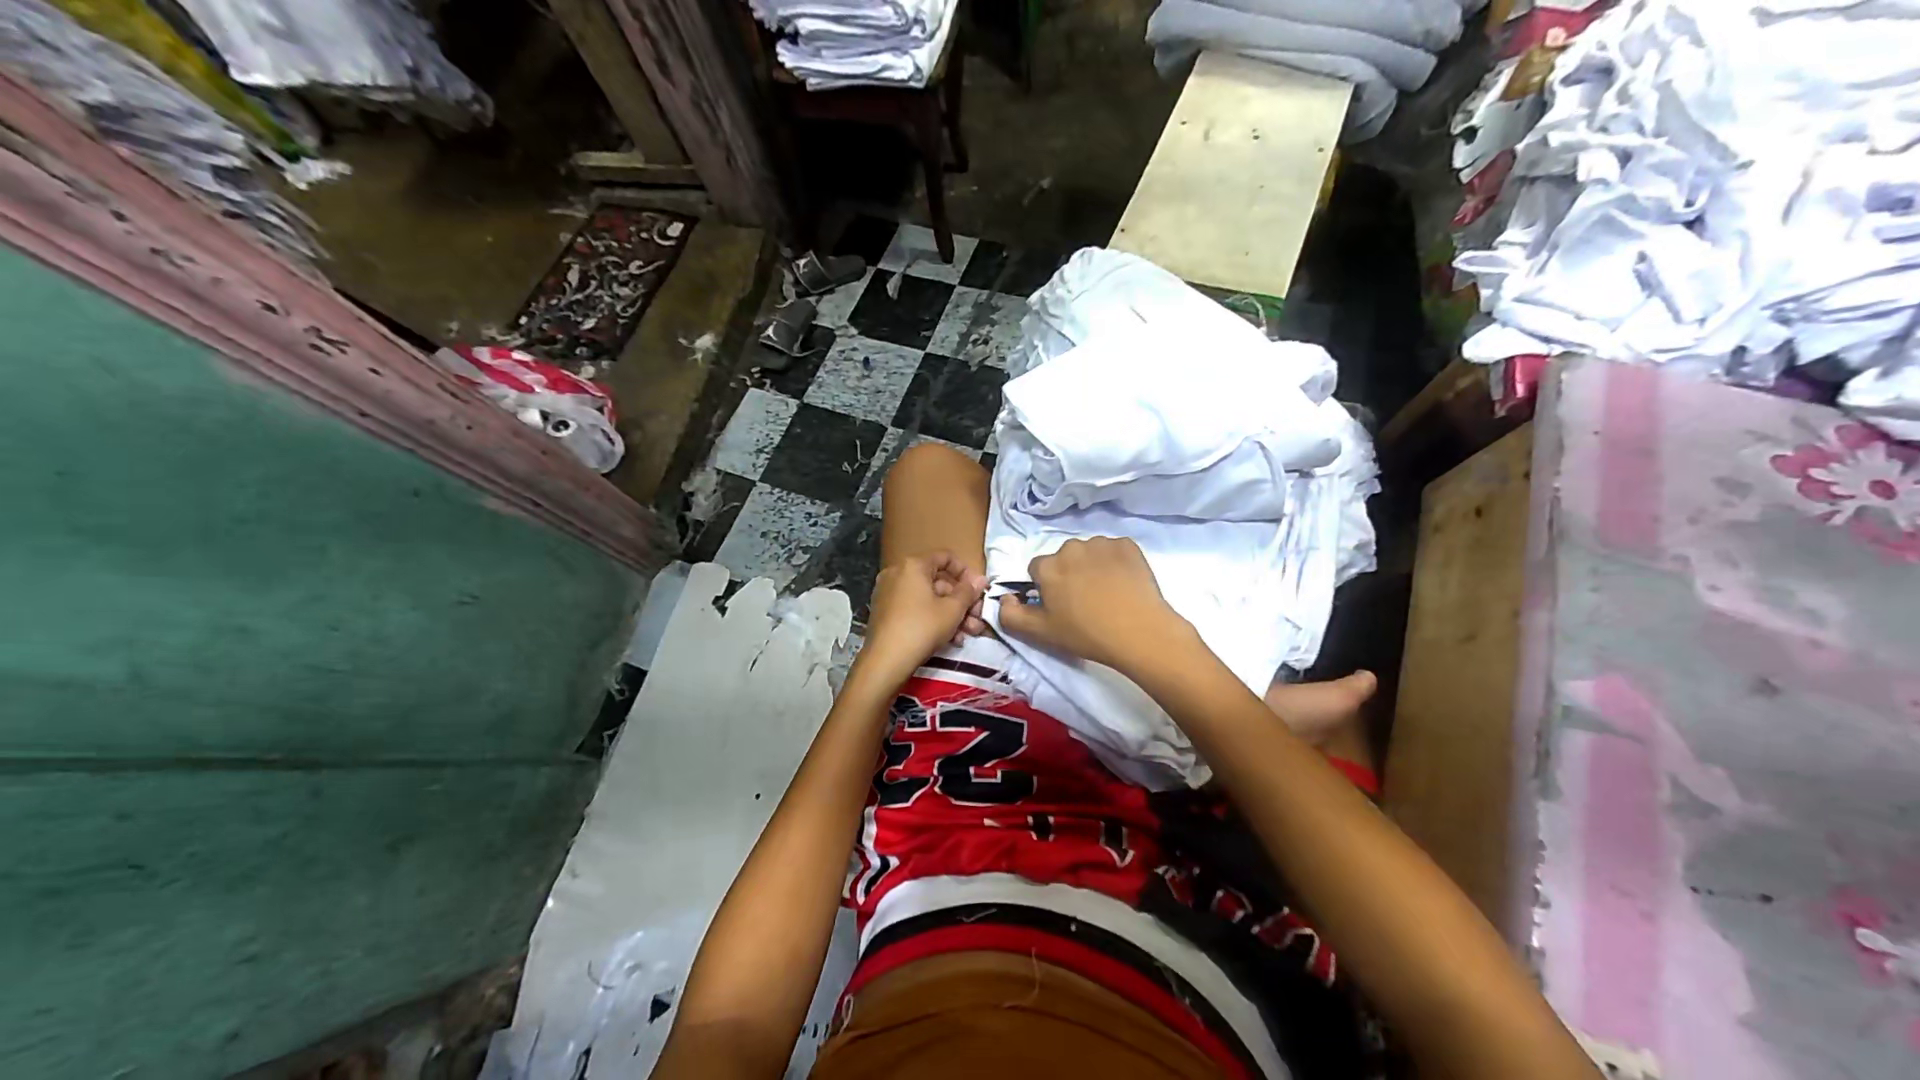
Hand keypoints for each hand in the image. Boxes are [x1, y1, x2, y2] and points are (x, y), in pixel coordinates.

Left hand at [861, 551, 987, 677]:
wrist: (886, 660)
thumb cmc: (923, 627)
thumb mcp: (953, 610)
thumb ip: (968, 591)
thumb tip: (981, 579)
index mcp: (913, 565)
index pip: (945, 557)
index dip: (966, 572)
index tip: (978, 590)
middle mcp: (897, 573)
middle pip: (937, 581)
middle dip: (961, 601)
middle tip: (977, 619)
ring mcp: (888, 593)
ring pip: (928, 598)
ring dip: (951, 614)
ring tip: (967, 634)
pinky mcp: (885, 612)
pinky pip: (915, 608)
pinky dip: (933, 618)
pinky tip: (950, 639)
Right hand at [995, 537, 1195, 673]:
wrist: (1139, 631)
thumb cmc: (1086, 634)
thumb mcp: (1041, 633)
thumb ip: (1010, 615)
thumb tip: (1003, 598)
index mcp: (1048, 566)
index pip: (1038, 570)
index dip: (1047, 588)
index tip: (1061, 606)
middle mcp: (1071, 548)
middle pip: (1064, 559)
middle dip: (1069, 574)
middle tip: (1084, 602)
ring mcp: (1102, 544)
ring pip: (1089, 553)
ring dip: (1092, 567)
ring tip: (1107, 594)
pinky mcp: (1128, 545)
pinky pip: (1114, 551)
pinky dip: (1116, 563)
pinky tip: (1123, 584)